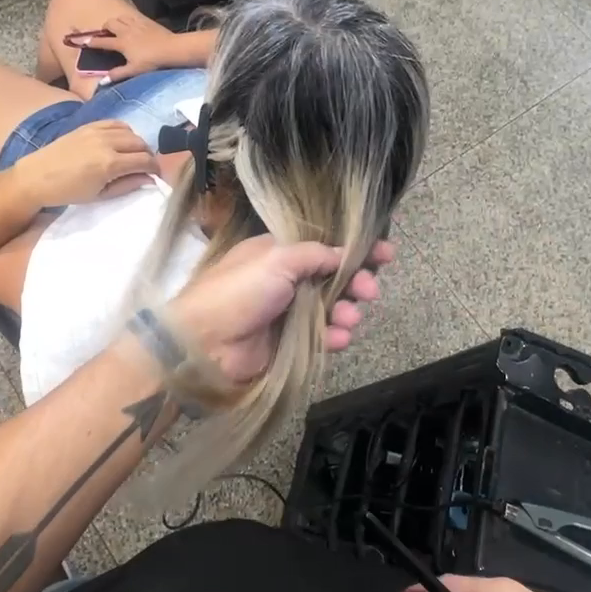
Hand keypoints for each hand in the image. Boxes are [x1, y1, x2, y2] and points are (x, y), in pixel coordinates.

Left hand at [9, 121, 156, 206]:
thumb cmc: (68, 192)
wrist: (37, 177)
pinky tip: (120, 141)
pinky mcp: (88, 125)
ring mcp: (97, 131)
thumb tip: (149, 179)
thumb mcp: (100, 195)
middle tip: (145, 167)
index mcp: (110, 163)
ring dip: (137, 143)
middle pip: (141, 143)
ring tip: (132, 155)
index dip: (155, 168)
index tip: (156, 176)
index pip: (145, 161)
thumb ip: (127, 185)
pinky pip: (115, 123)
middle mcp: (107, 143)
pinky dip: (124, 131)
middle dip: (147, 155)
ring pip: (130, 131)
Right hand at [87, 14, 185, 81]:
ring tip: (117, 29)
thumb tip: (102, 81)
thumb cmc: (152, 61)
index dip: (91, 42)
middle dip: (104, 28)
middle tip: (105, 35)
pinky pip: (132, 16)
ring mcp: (136, 24)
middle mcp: (126, 30)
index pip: (102, 42)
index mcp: (121, 43)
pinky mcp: (146, 21)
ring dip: (115, 22)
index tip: (82, 41)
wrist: (172, 48)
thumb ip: (117, 74)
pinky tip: (132, 26)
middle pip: (109, 24)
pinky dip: (127, 20)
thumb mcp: (134, 70)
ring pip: (119, 17)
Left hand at [164, 235, 393, 385]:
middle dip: (356, 281)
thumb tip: (344, 253)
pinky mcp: (289, 345)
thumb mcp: (276, 259)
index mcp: (277, 253)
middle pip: (333, 278)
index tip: (386, 253)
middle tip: (369, 289)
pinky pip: (321, 338)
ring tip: (349, 317)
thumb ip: (314, 254)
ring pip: (331, 309)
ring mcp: (287, 313)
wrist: (204, 344)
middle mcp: (284, 280)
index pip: (324, 246)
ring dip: (347, 311)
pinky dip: (335, 337)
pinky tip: (340, 337)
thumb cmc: (238, 290)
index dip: (355, 249)